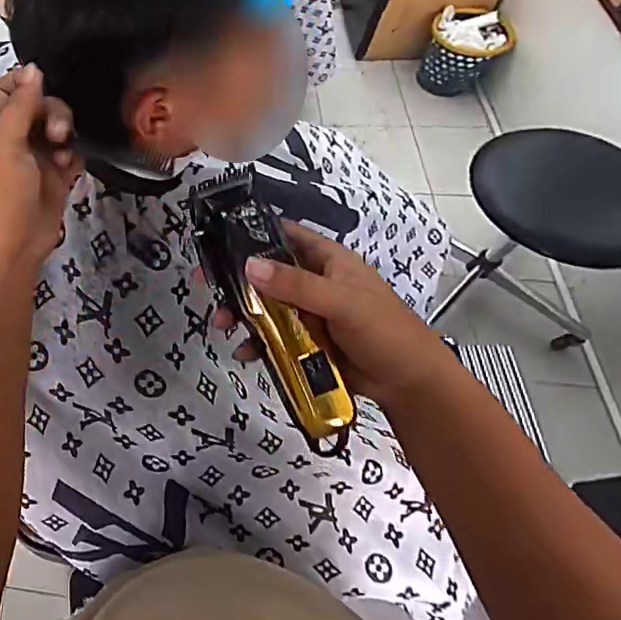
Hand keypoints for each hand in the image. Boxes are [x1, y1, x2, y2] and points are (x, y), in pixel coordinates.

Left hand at [0, 64, 82, 264]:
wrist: (16, 246)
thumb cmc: (2, 196)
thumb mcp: (6, 145)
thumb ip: (21, 106)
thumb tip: (33, 69)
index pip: (6, 92)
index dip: (24, 85)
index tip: (42, 88)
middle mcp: (14, 139)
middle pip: (39, 106)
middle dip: (52, 114)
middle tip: (56, 134)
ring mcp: (36, 157)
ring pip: (59, 127)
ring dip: (65, 135)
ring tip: (62, 156)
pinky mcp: (57, 175)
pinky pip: (71, 151)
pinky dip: (74, 155)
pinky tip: (69, 168)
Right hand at [216, 220, 451, 408]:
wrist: (411, 385)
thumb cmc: (386, 332)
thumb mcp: (342, 303)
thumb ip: (297, 285)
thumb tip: (249, 265)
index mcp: (328, 260)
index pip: (285, 235)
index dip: (253, 234)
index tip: (219, 241)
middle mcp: (315, 282)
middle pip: (267, 273)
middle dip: (239, 282)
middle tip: (209, 289)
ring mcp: (309, 313)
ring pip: (266, 307)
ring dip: (243, 314)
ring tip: (223, 326)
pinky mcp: (307, 342)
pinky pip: (274, 337)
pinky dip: (257, 343)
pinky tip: (245, 353)